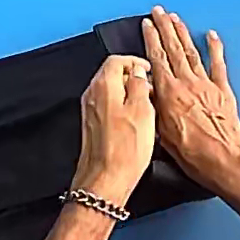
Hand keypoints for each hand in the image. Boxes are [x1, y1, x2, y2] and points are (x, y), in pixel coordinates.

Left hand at [71, 55, 156, 204]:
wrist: (105, 179)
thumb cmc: (124, 151)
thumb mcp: (142, 111)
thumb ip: (140, 85)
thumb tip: (138, 71)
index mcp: (103, 86)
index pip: (116, 59)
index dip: (134, 61)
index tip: (147, 68)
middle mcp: (92, 94)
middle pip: (111, 73)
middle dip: (131, 76)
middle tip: (150, 87)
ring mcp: (90, 109)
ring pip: (110, 89)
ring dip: (128, 92)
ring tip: (146, 105)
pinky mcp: (92, 124)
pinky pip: (107, 104)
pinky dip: (121, 105)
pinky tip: (135, 120)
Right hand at [142, 6, 239, 198]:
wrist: (224, 161)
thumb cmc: (193, 153)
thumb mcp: (161, 133)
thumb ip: (153, 106)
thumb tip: (146, 89)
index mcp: (169, 92)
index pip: (156, 58)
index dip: (151, 38)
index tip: (147, 24)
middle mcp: (186, 83)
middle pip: (173, 48)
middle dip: (165, 27)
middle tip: (159, 11)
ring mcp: (206, 84)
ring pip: (191, 52)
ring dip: (183, 33)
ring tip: (176, 18)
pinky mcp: (223, 91)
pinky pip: (218, 64)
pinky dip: (215, 48)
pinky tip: (211, 35)